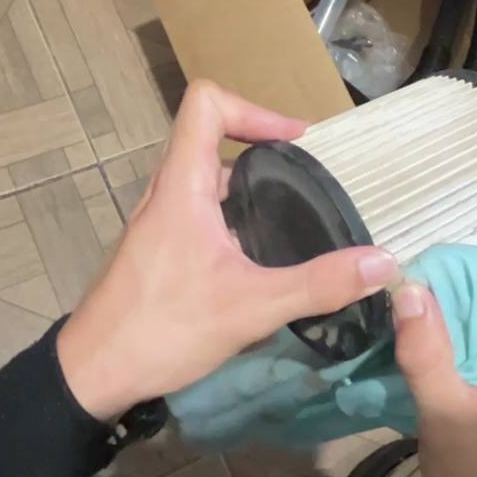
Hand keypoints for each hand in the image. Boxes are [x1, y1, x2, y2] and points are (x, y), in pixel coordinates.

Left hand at [56, 81, 399, 419]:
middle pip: (211, 137)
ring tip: (295, 216)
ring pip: (206, 177)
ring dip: (249, 186)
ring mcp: (160, 220)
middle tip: (311, 180)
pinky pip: (200, 210)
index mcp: (182, 184)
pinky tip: (260, 258)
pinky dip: (234, 216)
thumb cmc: (163, 329)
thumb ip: (319, 284)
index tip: (296, 143)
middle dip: (264, 149)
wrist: (93, 373)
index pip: (207, 103)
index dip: (254, 109)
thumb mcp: (251, 308)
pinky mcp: (158, 247)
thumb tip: (383, 262)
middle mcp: (168, 191)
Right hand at [392, 281, 476, 476]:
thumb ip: (426, 351)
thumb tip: (406, 285)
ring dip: (451, 314)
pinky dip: (461, 335)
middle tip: (399, 303)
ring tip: (408, 320)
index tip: (406, 283)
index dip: (455, 273)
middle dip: (449, 294)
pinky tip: (430, 343)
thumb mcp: (446, 415)